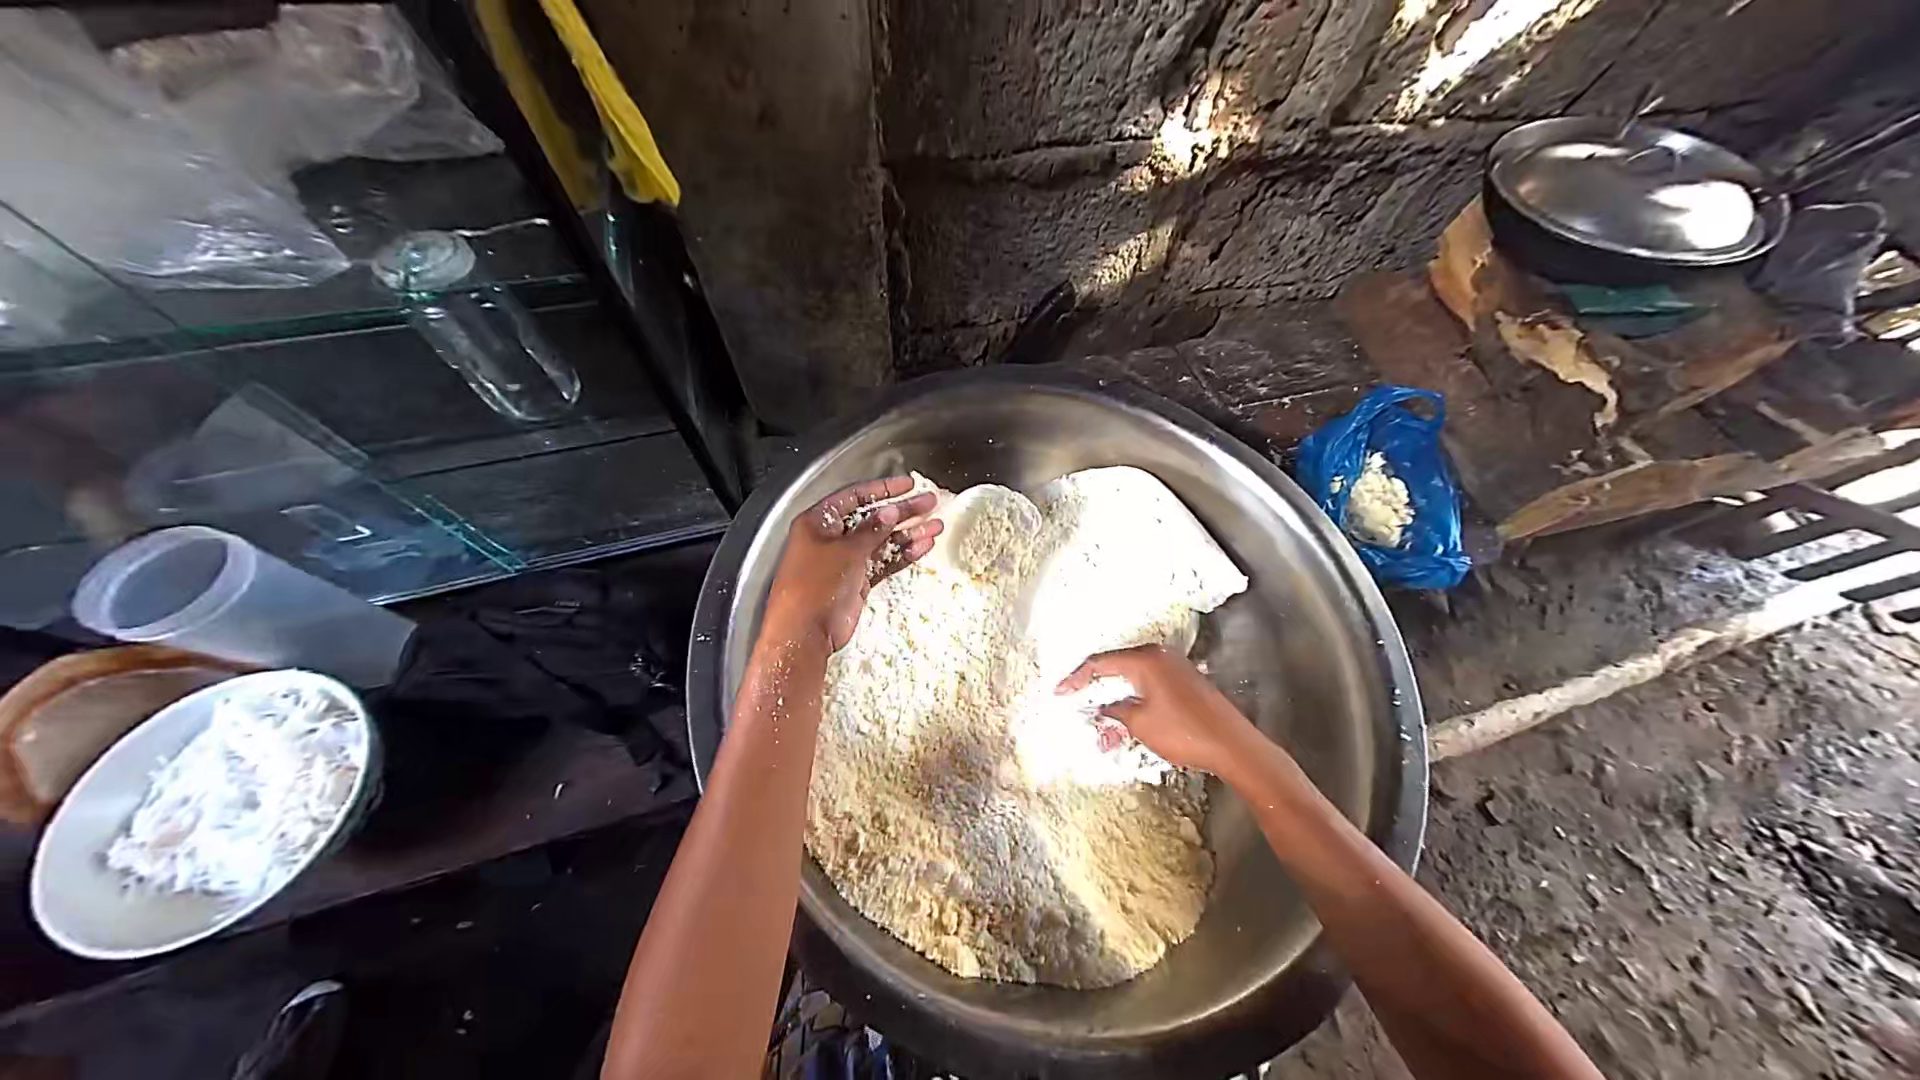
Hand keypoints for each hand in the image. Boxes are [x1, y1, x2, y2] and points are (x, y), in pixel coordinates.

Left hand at [763, 476, 941, 650]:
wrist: (805, 633)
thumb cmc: (814, 586)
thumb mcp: (845, 551)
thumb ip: (871, 529)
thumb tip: (891, 511)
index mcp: (818, 522)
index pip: (854, 496)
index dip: (882, 488)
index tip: (908, 485)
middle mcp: (832, 538)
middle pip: (873, 517)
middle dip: (903, 510)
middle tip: (930, 503)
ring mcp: (846, 560)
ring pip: (883, 541)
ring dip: (909, 533)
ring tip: (936, 526)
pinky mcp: (857, 581)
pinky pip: (884, 563)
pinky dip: (903, 555)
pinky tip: (924, 547)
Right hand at [1056, 644, 1263, 775]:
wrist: (1233, 746)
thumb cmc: (1185, 732)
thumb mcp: (1139, 724)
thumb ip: (1114, 711)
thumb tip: (1103, 710)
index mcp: (1145, 659)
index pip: (1100, 662)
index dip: (1076, 677)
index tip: (1060, 691)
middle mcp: (1160, 656)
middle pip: (1117, 667)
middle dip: (1096, 690)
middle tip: (1077, 703)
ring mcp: (1175, 668)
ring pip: (1133, 680)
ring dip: (1116, 702)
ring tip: (1105, 728)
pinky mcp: (1186, 683)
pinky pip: (1149, 686)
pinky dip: (1134, 702)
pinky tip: (1128, 722)